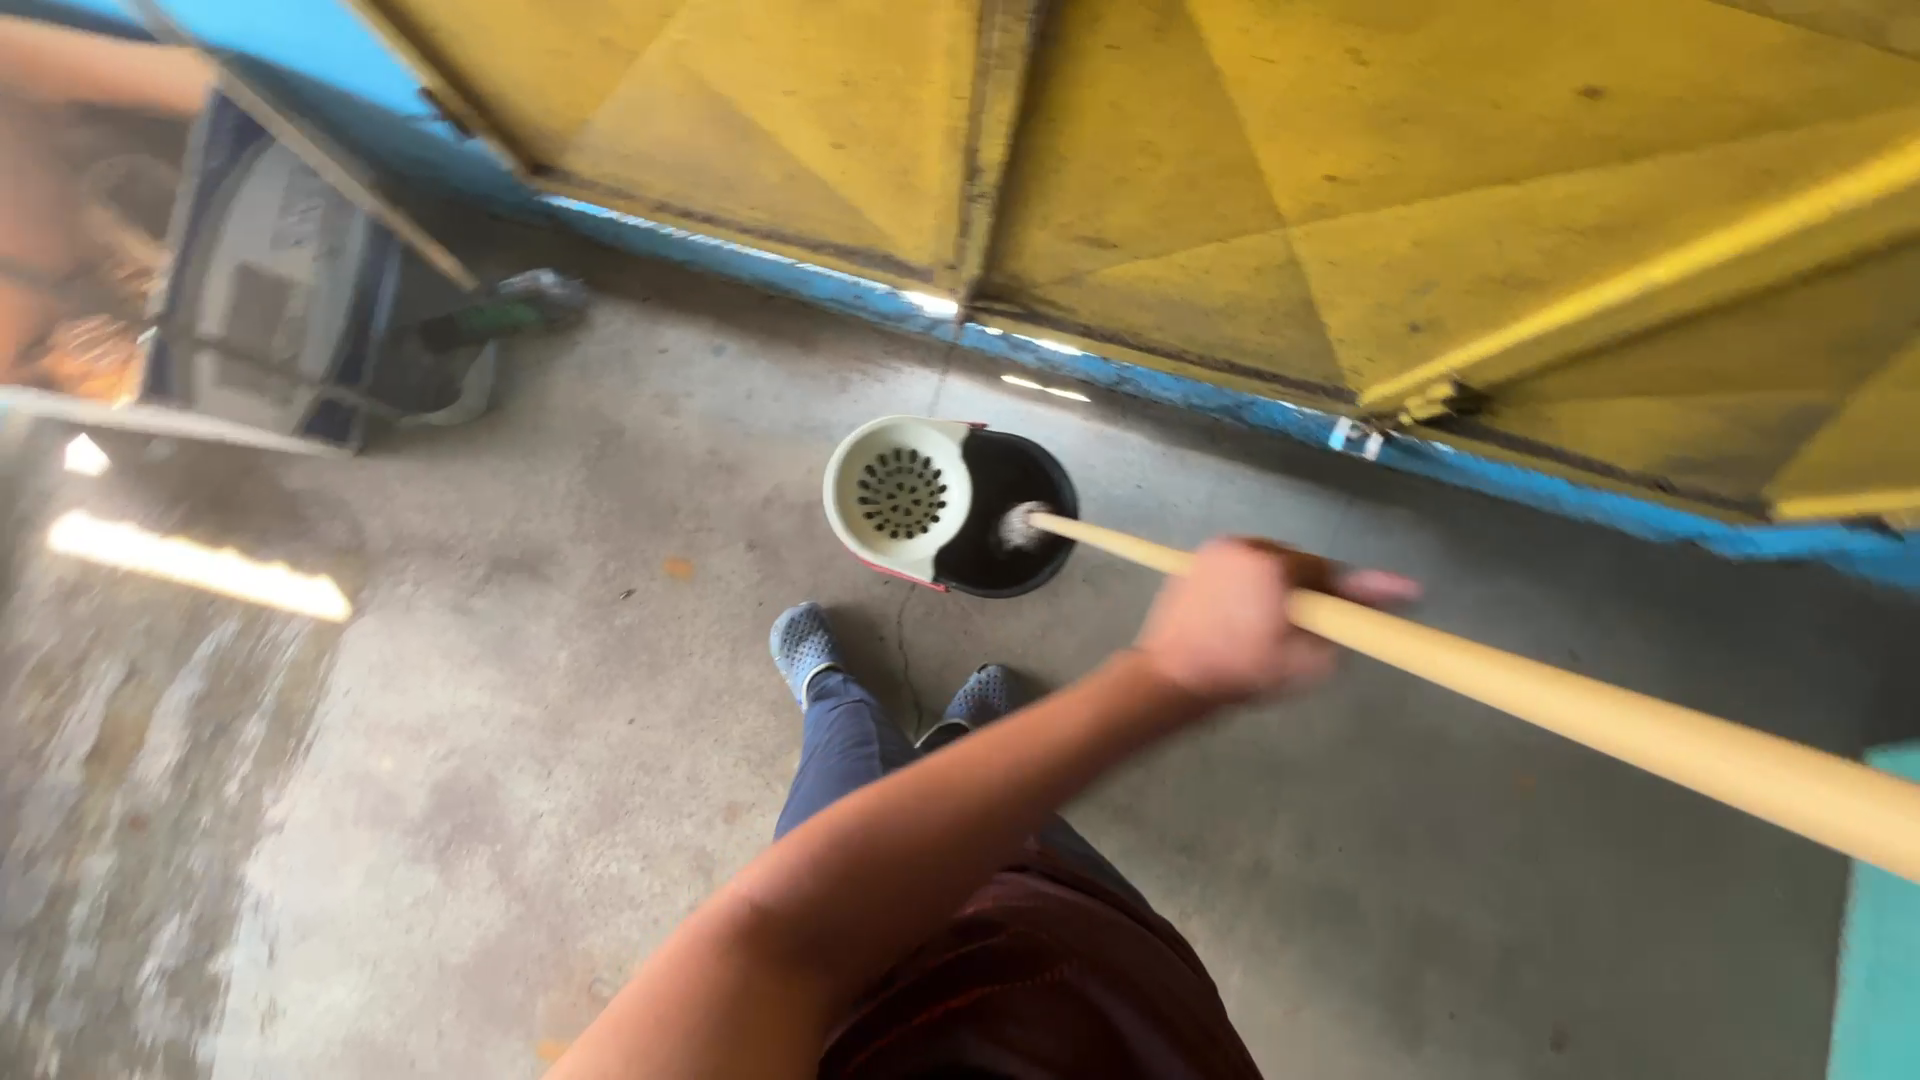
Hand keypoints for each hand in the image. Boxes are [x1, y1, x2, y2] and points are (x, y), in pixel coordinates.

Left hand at [1134, 537, 1420, 706]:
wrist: (1173, 675)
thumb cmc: (1244, 672)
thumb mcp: (1309, 659)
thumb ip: (1348, 622)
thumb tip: (1384, 597)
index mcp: (1275, 565)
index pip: (1325, 570)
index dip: (1344, 590)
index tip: (1365, 603)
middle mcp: (1244, 546)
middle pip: (1293, 562)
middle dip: (1303, 587)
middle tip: (1302, 622)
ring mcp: (1214, 551)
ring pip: (1263, 561)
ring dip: (1273, 582)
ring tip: (1268, 620)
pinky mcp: (1192, 562)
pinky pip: (1234, 566)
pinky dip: (1245, 582)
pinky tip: (1241, 612)